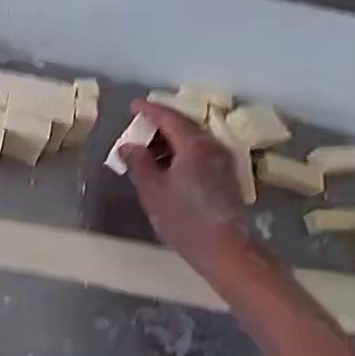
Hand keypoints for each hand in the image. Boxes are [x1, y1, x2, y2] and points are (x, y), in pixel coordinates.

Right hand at [119, 99, 256, 270]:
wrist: (225, 250)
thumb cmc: (184, 219)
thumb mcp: (153, 191)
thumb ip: (138, 163)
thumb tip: (128, 146)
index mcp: (194, 145)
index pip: (169, 117)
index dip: (149, 110)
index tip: (133, 106)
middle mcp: (212, 146)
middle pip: (183, 126)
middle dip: (158, 127)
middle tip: (136, 132)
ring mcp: (222, 161)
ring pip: (192, 141)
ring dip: (169, 143)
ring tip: (147, 154)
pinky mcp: (226, 176)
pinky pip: (199, 154)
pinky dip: (181, 154)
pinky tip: (166, 169)